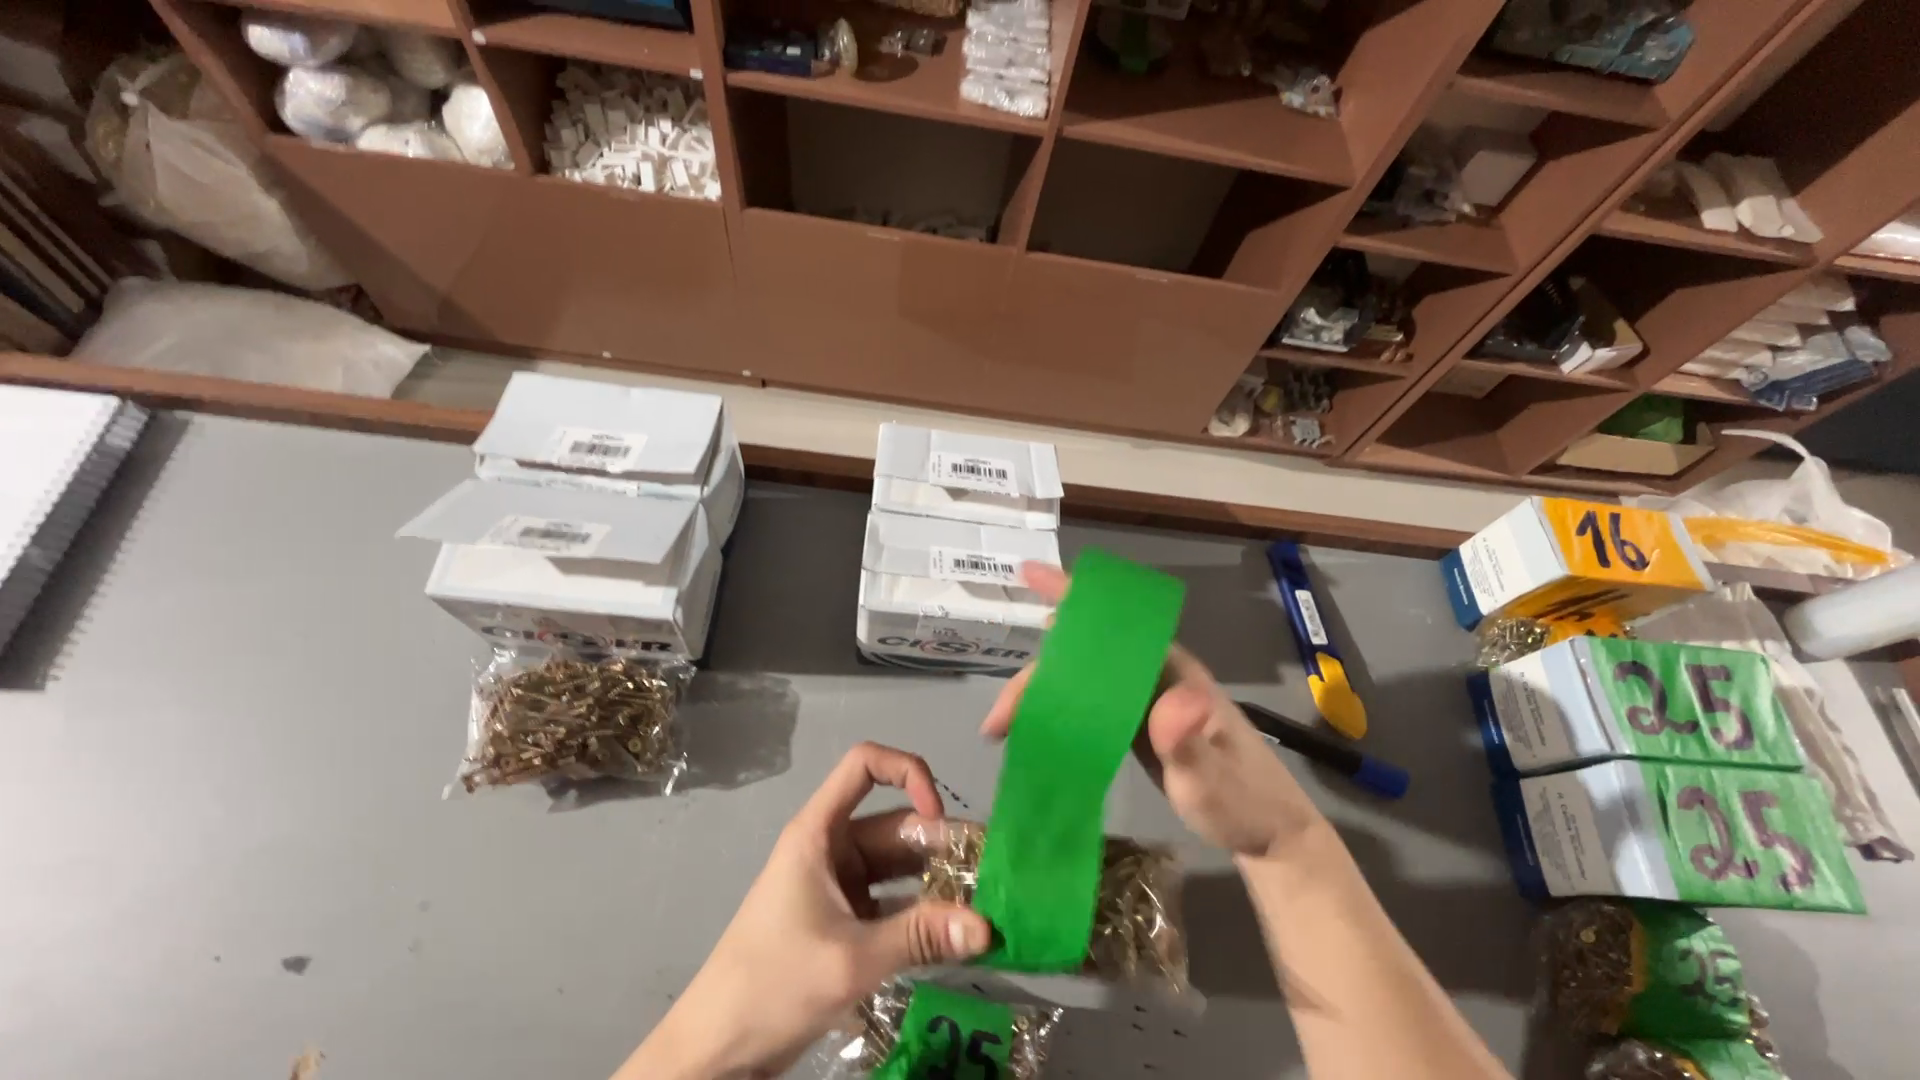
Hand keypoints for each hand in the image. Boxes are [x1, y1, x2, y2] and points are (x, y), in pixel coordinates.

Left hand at [618, 743, 991, 1079]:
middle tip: (995, 873)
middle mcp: (832, 850)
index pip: (864, 766)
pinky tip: (959, 934)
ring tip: (989, 903)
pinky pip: (895, 904)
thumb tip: (987, 927)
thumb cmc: (773, 985)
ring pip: (900, 868)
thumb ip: (921, 938)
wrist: (717, 1049)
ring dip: (940, 882)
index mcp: (819, 833)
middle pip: (896, 825)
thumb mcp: (851, 960)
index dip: (908, 773)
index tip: (938, 813)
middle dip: (943, 844)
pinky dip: (924, 914)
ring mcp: (839, 887)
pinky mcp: (845, 923)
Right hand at [983, 562, 1324, 858]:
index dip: (1073, 597)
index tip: (1030, 576)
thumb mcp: (1214, 780)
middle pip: (1086, 656)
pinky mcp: (1139, 727)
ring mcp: (1147, 702)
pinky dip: (1059, 713)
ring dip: (1042, 694)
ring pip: (1082, 681)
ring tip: (1002, 727)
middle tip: (999, 719)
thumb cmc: (1244, 803)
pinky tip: (1034, 731)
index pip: (1116, 623)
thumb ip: (1189, 743)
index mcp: (1173, 674)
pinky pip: (1090, 706)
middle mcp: (1156, 678)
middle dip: (1038, 676)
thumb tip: (1171, 697)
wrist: (1268, 836)